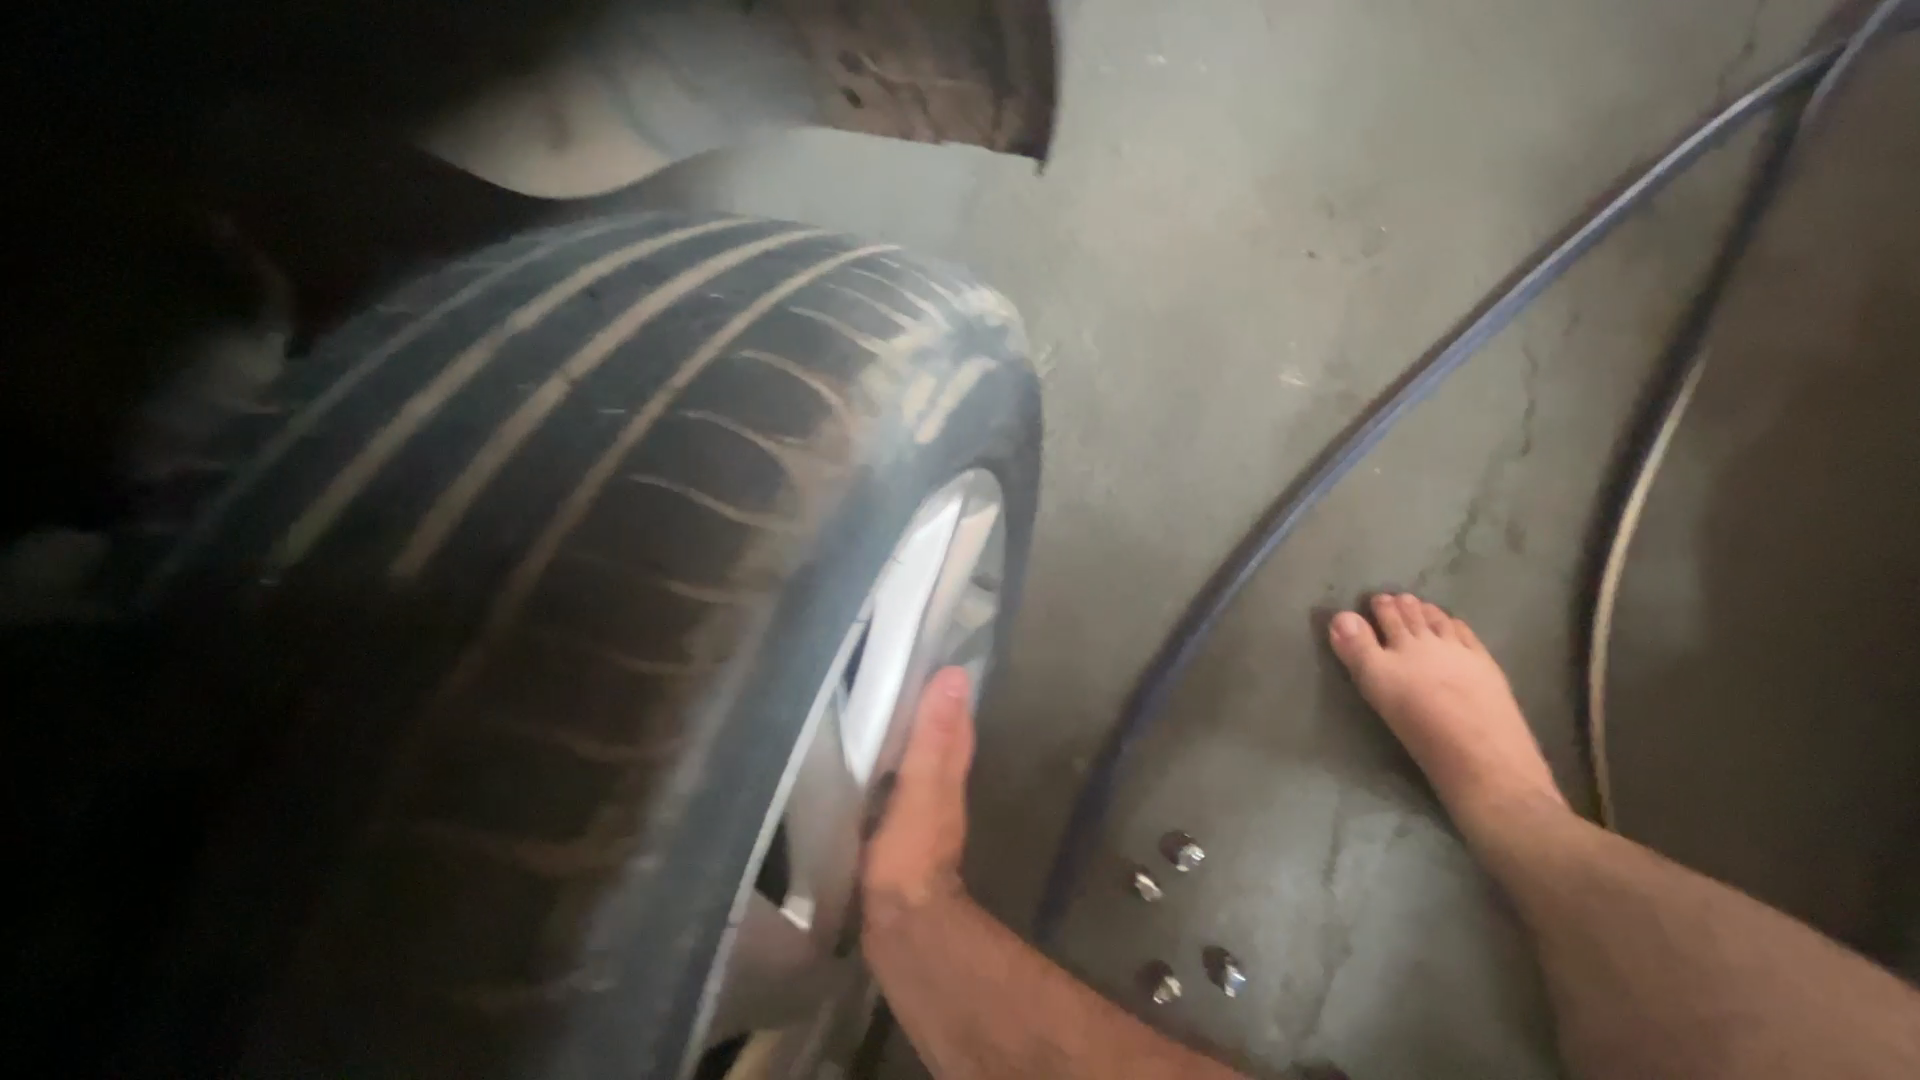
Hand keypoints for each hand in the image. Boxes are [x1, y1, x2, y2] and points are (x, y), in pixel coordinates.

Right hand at [861, 666, 975, 926]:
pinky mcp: (895, 842)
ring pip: (917, 771)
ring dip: (903, 747)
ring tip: (873, 721)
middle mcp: (940, 794)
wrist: (901, 929)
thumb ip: (933, 736)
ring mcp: (918, 819)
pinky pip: (892, 796)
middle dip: (924, 716)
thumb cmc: (911, 854)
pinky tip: (862, 777)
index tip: (931, 662)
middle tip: (895, 685)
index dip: (948, 694)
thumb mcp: (922, 787)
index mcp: (947, 775)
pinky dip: (884, 779)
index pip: (955, 723)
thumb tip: (955, 676)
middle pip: (938, 746)